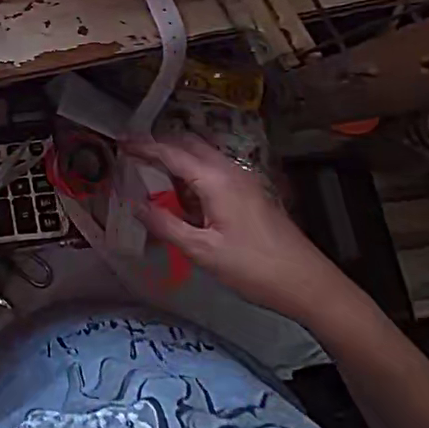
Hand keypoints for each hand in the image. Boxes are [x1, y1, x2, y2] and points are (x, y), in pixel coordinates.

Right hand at [133, 133, 365, 327]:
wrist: (309, 284)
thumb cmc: (254, 268)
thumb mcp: (203, 251)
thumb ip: (166, 224)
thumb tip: (134, 204)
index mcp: (215, 179)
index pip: (171, 152)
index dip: (143, 146)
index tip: (119, 143)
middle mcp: (229, 170)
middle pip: (188, 144)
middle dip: (159, 144)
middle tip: (132, 153)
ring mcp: (243, 180)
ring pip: (202, 155)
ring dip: (176, 156)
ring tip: (151, 170)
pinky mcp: (250, 193)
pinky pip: (213, 169)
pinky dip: (191, 170)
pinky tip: (183, 192)